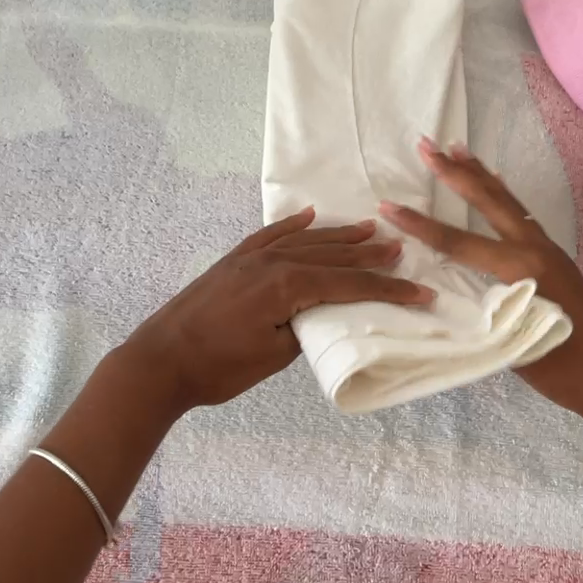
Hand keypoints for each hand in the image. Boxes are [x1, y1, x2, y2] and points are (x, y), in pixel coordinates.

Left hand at [117, 208, 433, 416]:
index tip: (420, 292)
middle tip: (399, 247)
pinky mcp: (233, 261)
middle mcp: (272, 262)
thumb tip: (321, 313)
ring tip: (368, 227)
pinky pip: (270, 235)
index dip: (386, 288)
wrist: (162, 358)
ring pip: (304, 240)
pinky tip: (308, 216)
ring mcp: (251, 258)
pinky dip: (291, 225)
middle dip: (367, 252)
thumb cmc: (219, 366)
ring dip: (337, 235)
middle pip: (330, 255)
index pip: (348, 283)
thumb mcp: (273, 355)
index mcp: (287, 286)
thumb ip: (304, 328)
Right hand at [378, 138, 582, 430]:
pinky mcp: (552, 255)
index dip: (420, 226)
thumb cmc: (563, 369)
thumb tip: (441, 288)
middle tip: (426, 145)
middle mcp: (533, 248)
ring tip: (456, 146)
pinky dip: (501, 190)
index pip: (458, 241)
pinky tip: (495, 181)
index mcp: (520, 269)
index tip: (389, 207)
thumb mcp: (512, 345)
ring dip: (478, 171)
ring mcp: (546, 248)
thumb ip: (478, 311)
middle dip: (453, 171)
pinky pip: (520, 211)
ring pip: (506, 199)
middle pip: (486, 200)